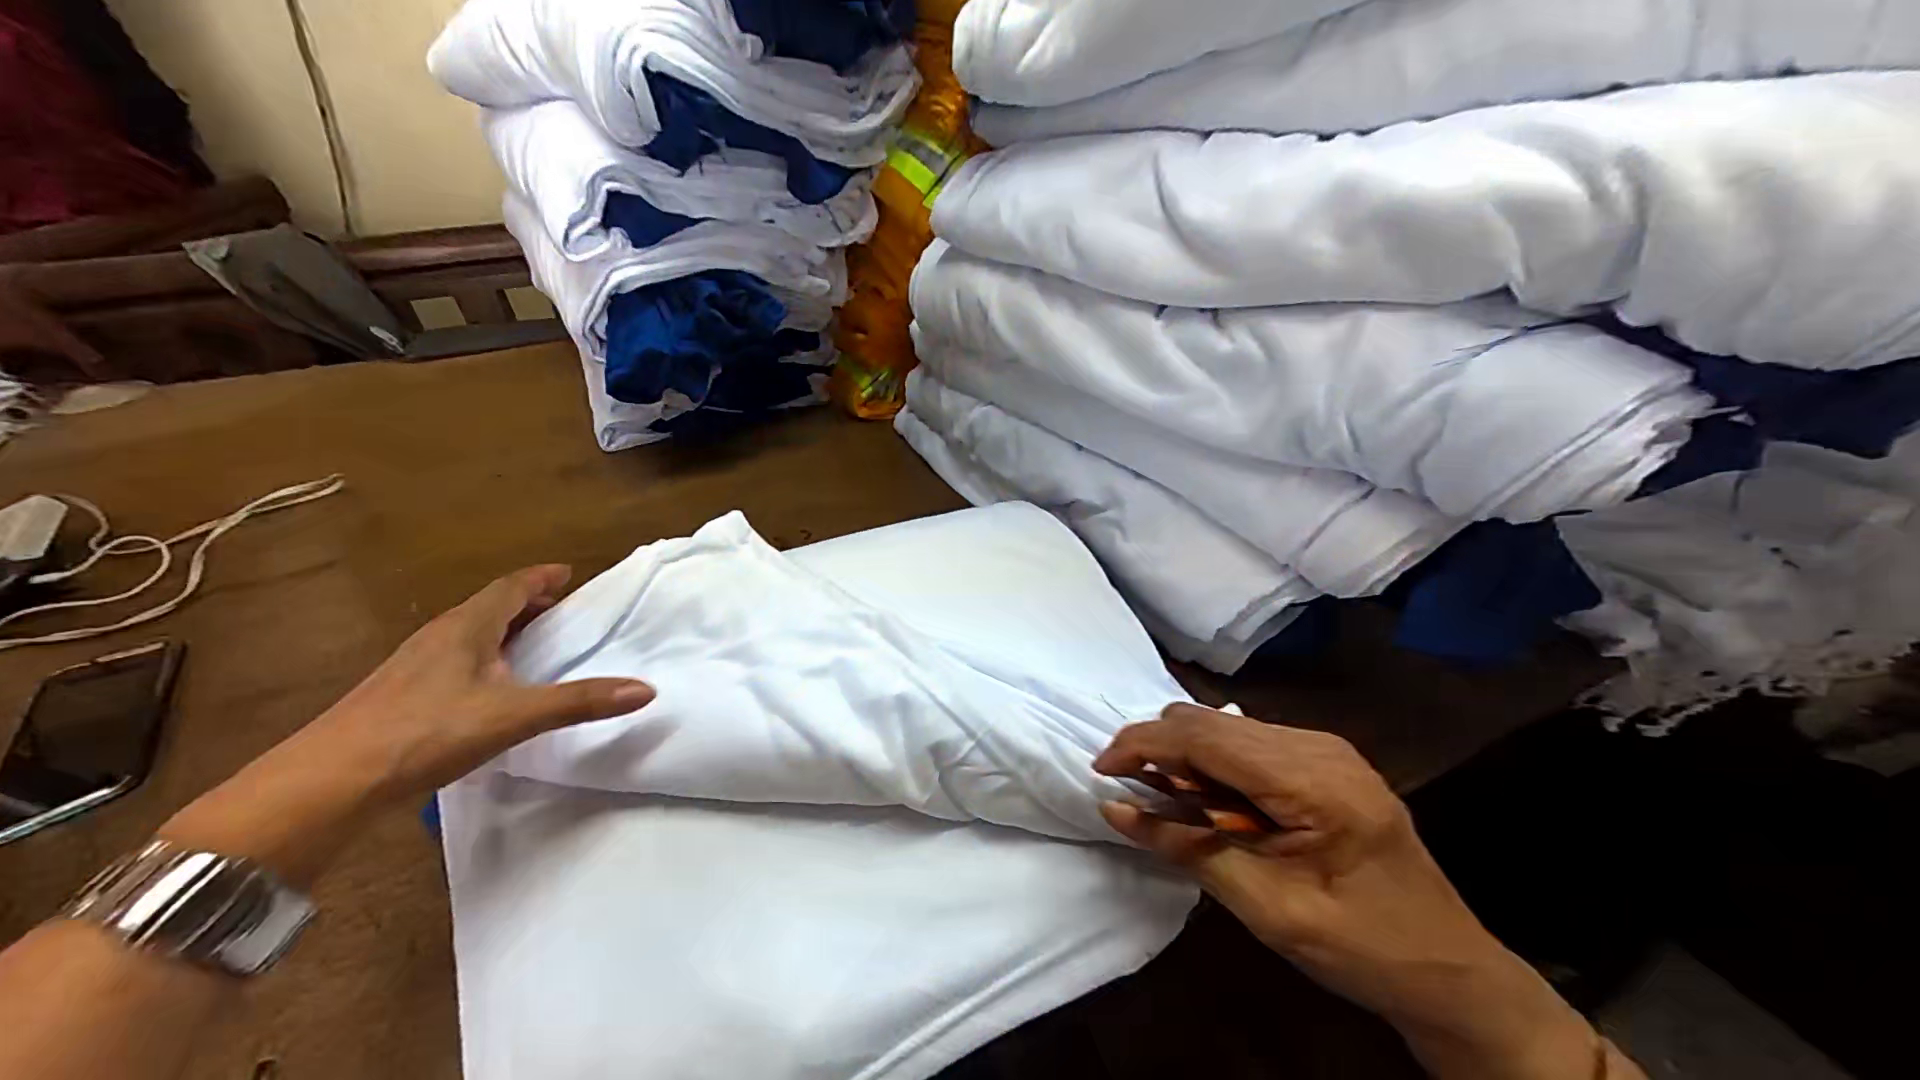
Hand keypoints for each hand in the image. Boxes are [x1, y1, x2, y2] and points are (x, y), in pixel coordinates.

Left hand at [291, 563, 655, 796]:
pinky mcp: (399, 693)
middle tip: (562, 613)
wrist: (325, 783)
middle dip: (528, 604)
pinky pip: (453, 658)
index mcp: (466, 627)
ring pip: (469, 633)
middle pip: (489, 606)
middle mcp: (439, 636)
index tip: (568, 574)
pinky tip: (490, 687)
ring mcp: (413, 664)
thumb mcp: (514, 716)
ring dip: (504, 630)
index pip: (510, 587)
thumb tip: (645, 690)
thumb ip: (580, 701)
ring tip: (533, 646)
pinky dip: (483, 656)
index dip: (541, 578)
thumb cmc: (424, 733)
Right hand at [1094, 705, 1616, 1079]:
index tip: (1101, 770)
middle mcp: (1318, 745)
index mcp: (1313, 781)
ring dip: (1185, 757)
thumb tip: (1116, 807)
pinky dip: (1213, 764)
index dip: (1143, 745)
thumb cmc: (1362, 949)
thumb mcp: (1266, 907)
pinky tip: (1213, 804)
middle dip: (1159, 749)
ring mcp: (1324, 747)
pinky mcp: (1323, 758)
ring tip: (1173, 806)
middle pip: (1209, 721)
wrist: (1451, 971)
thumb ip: (1187, 848)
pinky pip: (1247, 742)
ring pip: (1223, 726)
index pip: (1204, 736)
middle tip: (1135, 796)